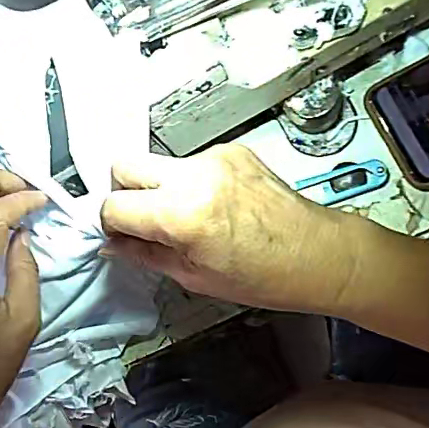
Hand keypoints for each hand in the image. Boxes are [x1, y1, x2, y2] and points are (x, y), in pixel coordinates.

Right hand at [99, 143, 364, 314]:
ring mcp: (215, 158)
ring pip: (159, 164)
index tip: (117, 232)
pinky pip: (191, 163)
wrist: (317, 253)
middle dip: (124, 192)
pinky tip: (211, 206)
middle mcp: (195, 176)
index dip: (110, 223)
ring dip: (160, 188)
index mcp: (183, 214)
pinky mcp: (231, 150)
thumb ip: (146, 254)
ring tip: (187, 218)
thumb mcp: (194, 277)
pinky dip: (190, 182)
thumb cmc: (268, 274)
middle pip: (125, 165)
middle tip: (138, 219)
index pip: (114, 205)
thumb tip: (116, 244)